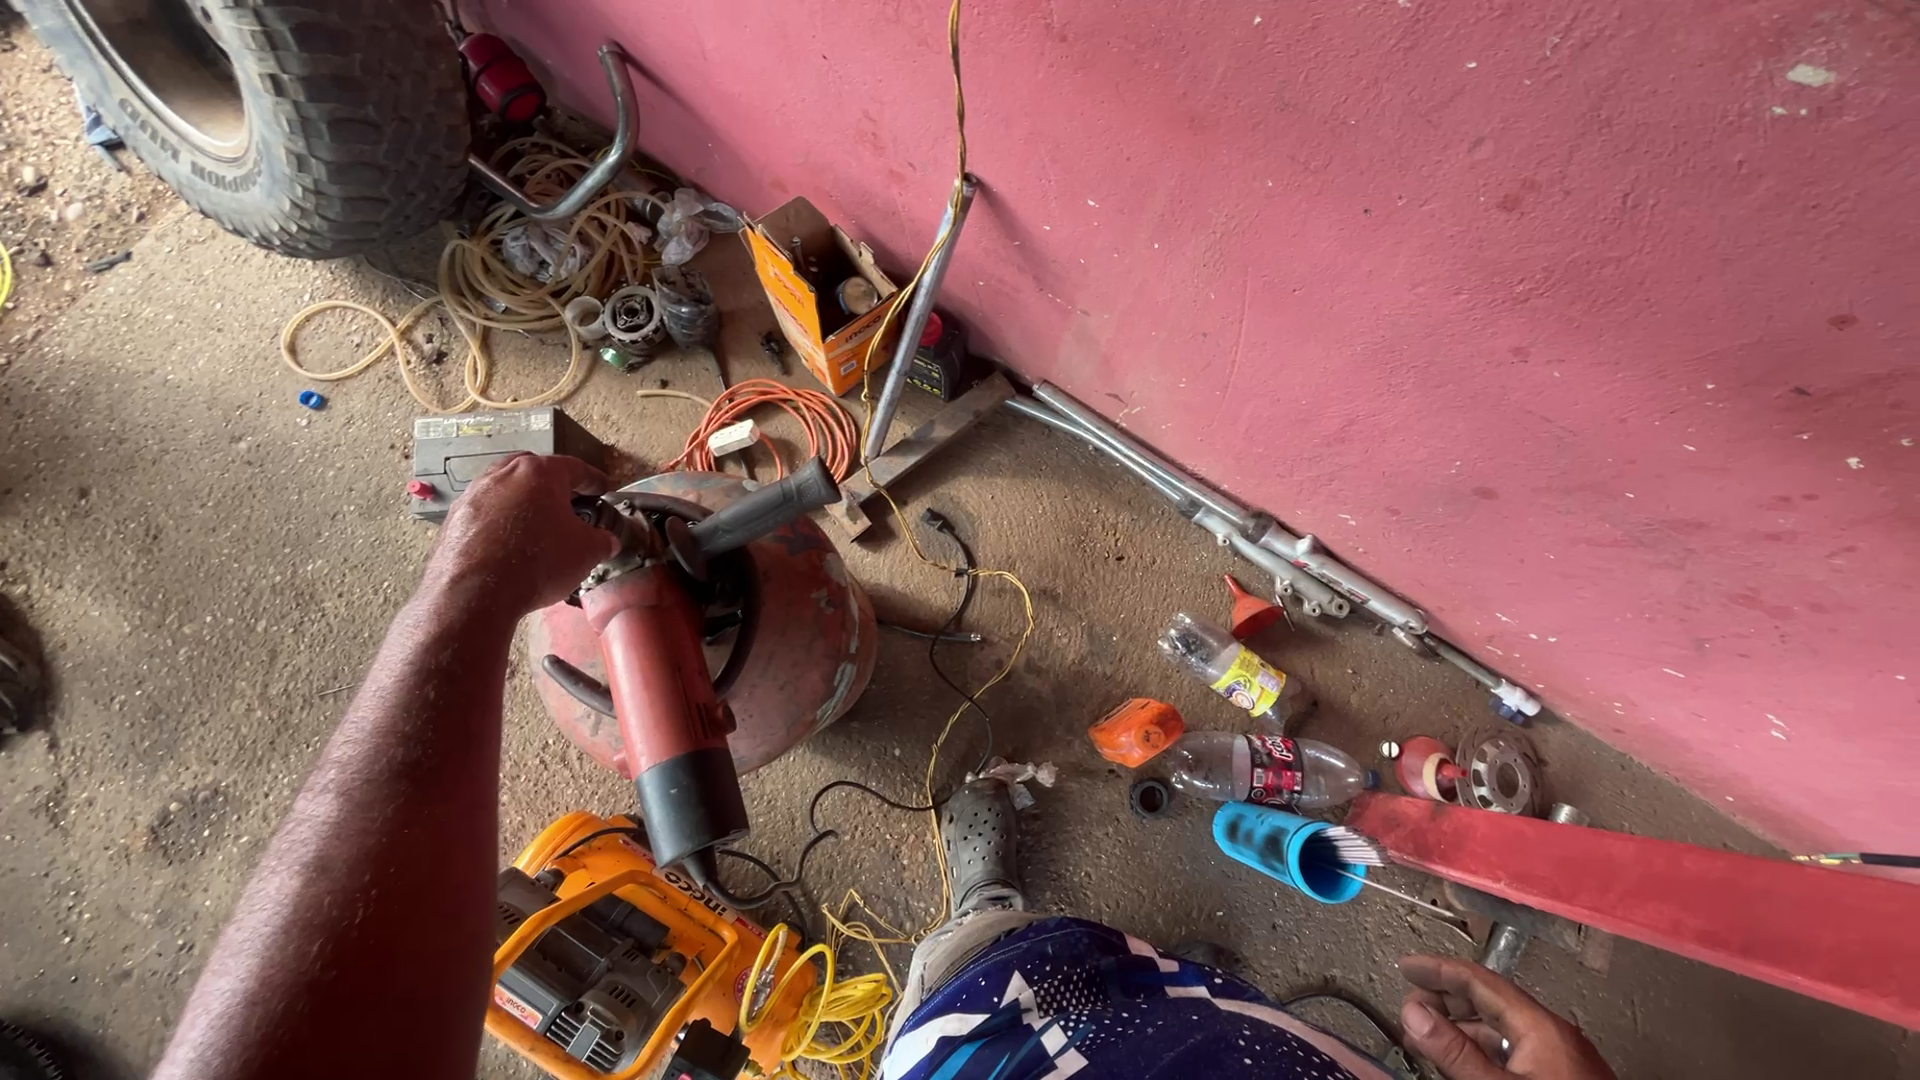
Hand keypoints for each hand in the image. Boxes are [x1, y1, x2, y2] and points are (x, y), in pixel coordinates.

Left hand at [423, 453, 620, 616]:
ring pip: (507, 490)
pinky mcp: (455, 520)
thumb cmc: (536, 563)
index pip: (576, 468)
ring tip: (539, 528)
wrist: (475, 594)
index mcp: (540, 473)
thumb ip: (602, 539)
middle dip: (554, 485)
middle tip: (569, 505)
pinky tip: (512, 546)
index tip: (602, 489)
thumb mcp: (588, 552)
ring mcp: (474, 495)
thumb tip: (605, 541)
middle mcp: (503, 475)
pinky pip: (487, 512)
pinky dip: (502, 522)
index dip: (594, 480)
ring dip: (525, 503)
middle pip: (535, 471)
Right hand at [1398, 955, 1615, 1079]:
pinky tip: (1466, 1067)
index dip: (1437, 969)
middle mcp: (1555, 1036)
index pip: (1478, 979)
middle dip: (1443, 1001)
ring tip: (1430, 1044)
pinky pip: (1516, 1052)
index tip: (1407, 967)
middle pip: (1488, 1000)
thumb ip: (1456, 1053)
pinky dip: (1483, 1051)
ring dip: (1461, 1030)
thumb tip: (1414, 1013)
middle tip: (1411, 1012)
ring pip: (1501, 1029)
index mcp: (1541, 1027)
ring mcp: (1565, 1060)